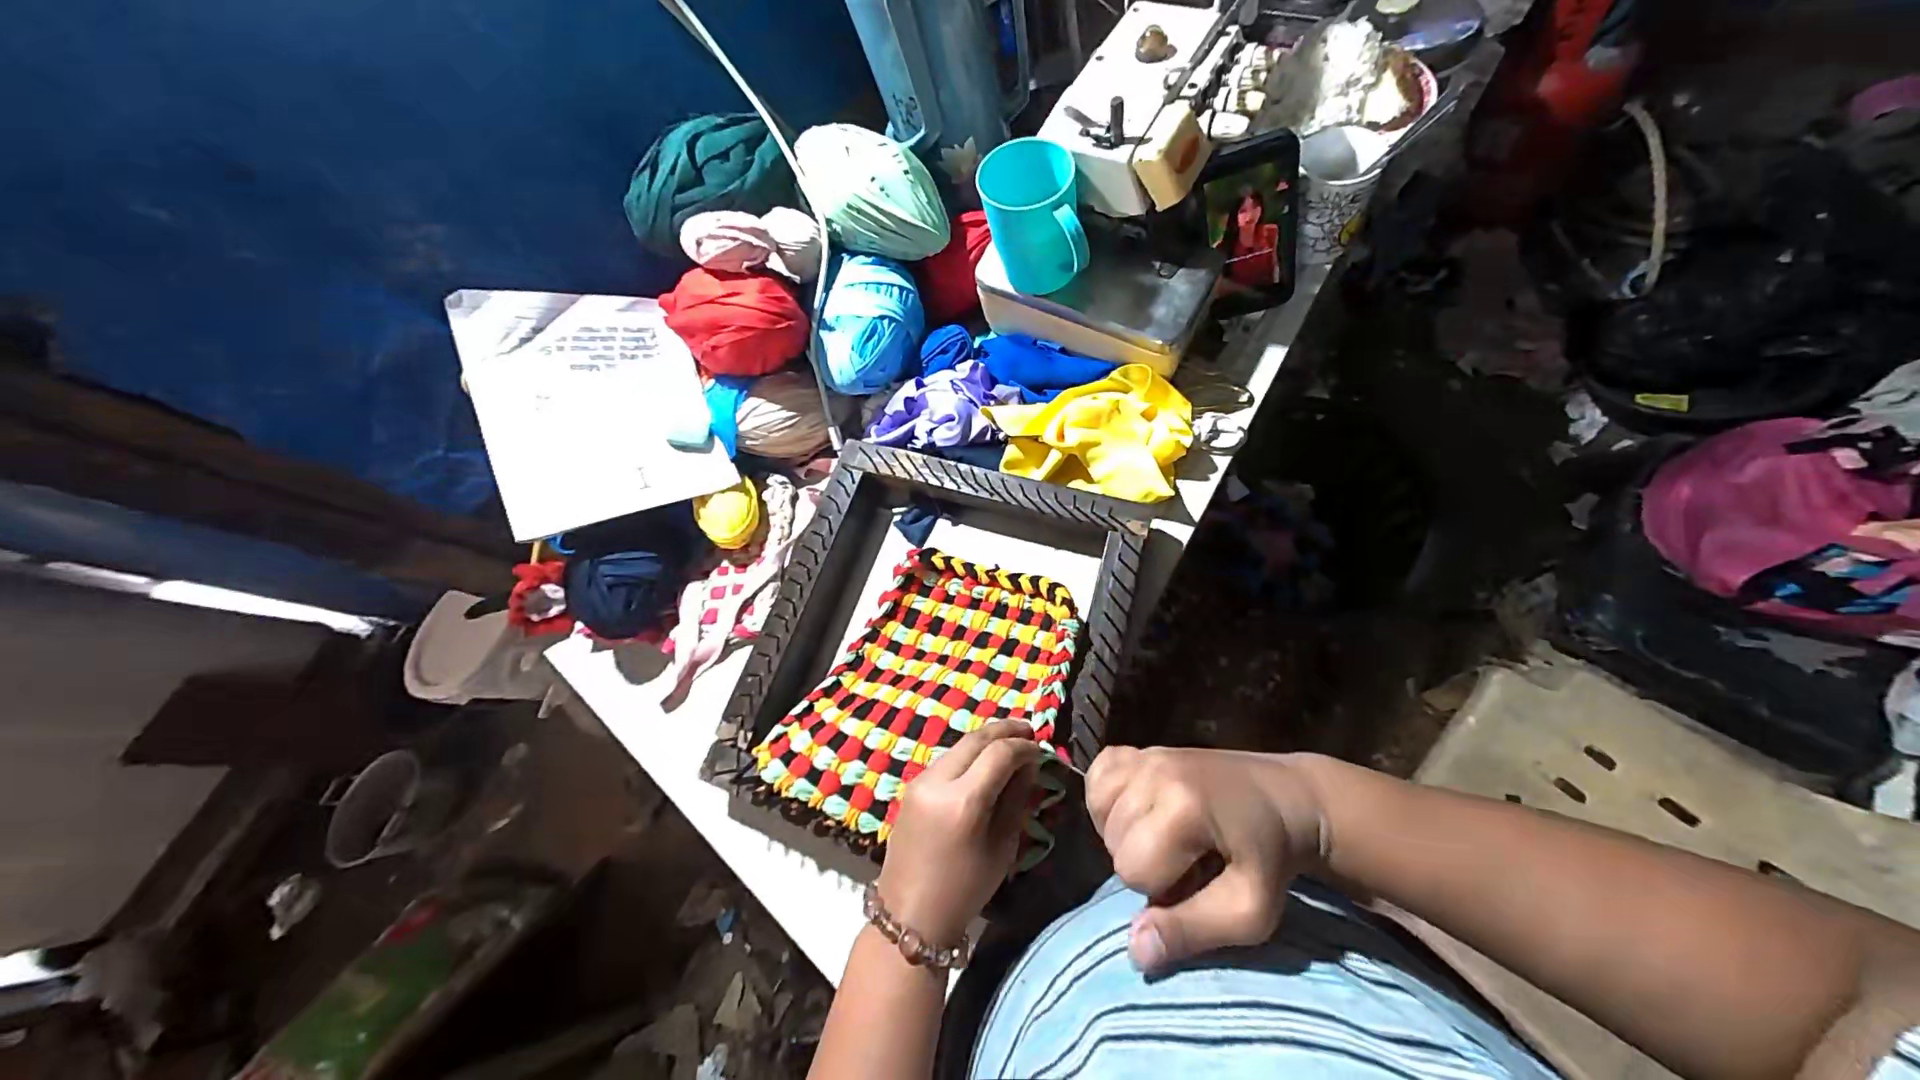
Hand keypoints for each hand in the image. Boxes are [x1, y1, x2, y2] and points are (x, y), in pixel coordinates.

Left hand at [876, 720, 1043, 946]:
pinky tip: (984, 760)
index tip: (1041, 749)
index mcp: (963, 801)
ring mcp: (920, 780)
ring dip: (986, 740)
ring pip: (959, 745)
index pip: (999, 754)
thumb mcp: (1002, 847)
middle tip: (1029, 730)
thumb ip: (1016, 800)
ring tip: (1011, 742)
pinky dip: (969, 753)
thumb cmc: (964, 889)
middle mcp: (938, 781)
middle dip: (1005, 731)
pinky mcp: (912, 785)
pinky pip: (947, 758)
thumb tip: (1028, 766)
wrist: (910, 913)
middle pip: (976, 739)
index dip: (1024, 747)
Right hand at [1086, 747, 1329, 972]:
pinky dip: (1108, 797)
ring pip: (1099, 811)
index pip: (1133, 871)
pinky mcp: (1139, 748)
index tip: (1201, 879)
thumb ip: (1190, 932)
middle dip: (1145, 862)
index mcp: (1183, 808)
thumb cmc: (1270, 858)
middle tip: (1188, 858)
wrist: (1285, 799)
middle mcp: (1155, 771)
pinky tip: (1137, 809)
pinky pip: (1098, 775)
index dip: (1165, 890)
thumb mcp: (1248, 911)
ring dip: (1124, 834)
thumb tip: (1134, 952)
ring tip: (1165, 836)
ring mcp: (1146, 755)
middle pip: (1113, 842)